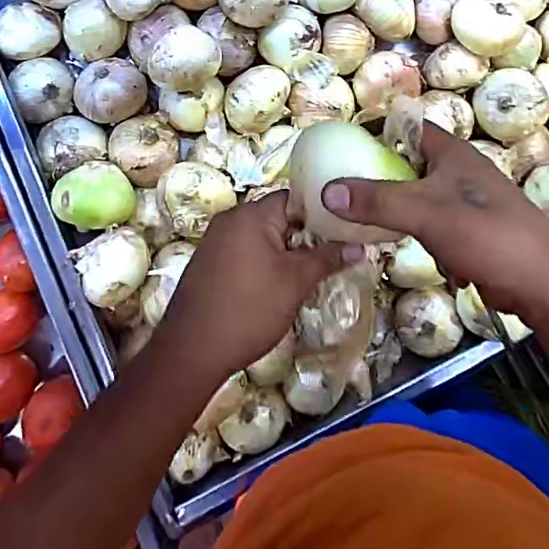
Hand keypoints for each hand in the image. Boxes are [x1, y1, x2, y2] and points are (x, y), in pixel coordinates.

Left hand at [149, 193, 354, 383]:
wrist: (191, 351)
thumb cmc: (249, 309)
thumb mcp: (295, 282)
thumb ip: (327, 258)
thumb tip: (357, 246)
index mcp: (251, 214)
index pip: (295, 197)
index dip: (323, 211)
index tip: (344, 229)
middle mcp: (231, 219)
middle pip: (279, 216)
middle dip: (306, 233)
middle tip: (335, 252)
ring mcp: (216, 241)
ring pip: (262, 235)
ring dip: (286, 250)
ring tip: (312, 270)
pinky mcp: (209, 262)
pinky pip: (246, 250)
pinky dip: (266, 261)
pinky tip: (280, 283)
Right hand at [319, 123, 548, 323]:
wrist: (545, 284)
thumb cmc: (489, 235)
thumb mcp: (427, 213)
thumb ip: (377, 201)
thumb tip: (326, 191)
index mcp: (451, 153)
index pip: (407, 127)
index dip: (376, 131)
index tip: (342, 145)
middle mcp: (458, 172)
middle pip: (407, 165)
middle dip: (379, 178)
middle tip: (344, 189)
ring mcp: (465, 203)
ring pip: (418, 199)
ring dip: (398, 212)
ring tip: (366, 223)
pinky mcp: (470, 232)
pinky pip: (432, 226)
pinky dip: (421, 237)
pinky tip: (414, 253)